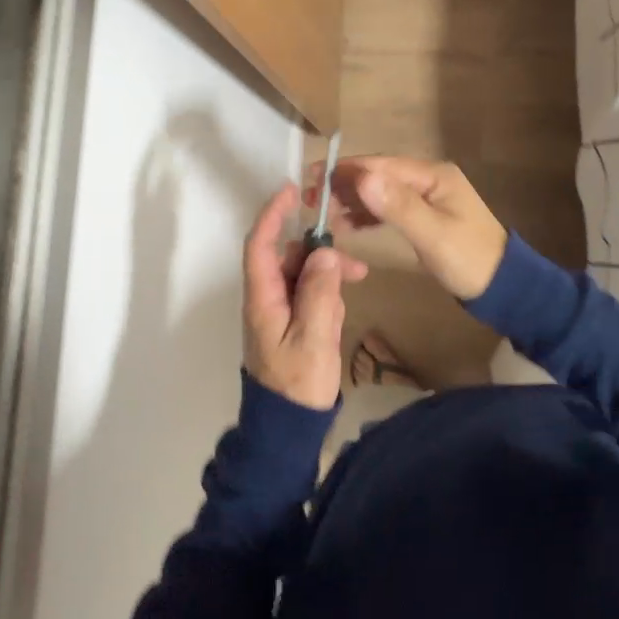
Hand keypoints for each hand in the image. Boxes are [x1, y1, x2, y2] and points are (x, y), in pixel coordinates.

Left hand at [242, 184, 367, 409]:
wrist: (288, 428)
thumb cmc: (298, 383)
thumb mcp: (313, 337)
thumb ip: (318, 292)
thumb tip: (323, 253)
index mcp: (262, 298)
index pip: (261, 245)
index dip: (273, 215)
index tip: (292, 190)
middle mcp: (266, 299)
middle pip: (287, 257)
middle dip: (318, 250)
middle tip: (353, 261)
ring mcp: (278, 312)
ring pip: (301, 274)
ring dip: (327, 272)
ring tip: (357, 279)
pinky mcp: (291, 324)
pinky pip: (308, 294)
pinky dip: (327, 292)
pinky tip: (342, 306)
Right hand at [305, 156, 507, 300]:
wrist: (503, 287)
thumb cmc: (468, 260)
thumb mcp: (432, 234)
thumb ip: (397, 206)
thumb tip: (361, 177)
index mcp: (432, 175)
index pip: (380, 165)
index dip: (344, 171)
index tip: (311, 180)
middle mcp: (428, 179)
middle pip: (378, 175)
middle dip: (344, 185)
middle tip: (312, 201)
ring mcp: (427, 197)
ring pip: (381, 191)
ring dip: (353, 200)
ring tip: (324, 214)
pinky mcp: (425, 215)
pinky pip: (389, 207)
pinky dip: (368, 214)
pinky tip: (348, 225)